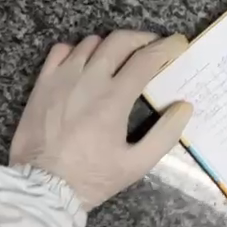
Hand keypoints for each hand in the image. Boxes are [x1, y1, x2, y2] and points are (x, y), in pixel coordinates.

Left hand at [11, 32, 193, 209]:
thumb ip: (165, 135)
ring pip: (91, 42)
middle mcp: (89, 80)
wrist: (42, 187)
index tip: (178, 44)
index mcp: (114, 99)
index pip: (146, 59)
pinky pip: (61, 50)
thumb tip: (184, 107)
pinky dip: (77, 51)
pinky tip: (84, 65)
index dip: (167, 47)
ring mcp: (62, 78)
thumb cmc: (91, 178)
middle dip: (142, 39)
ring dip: (110, 46)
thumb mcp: (136, 165)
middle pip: (120, 40)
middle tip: (152, 47)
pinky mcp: (42, 83)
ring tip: (119, 60)